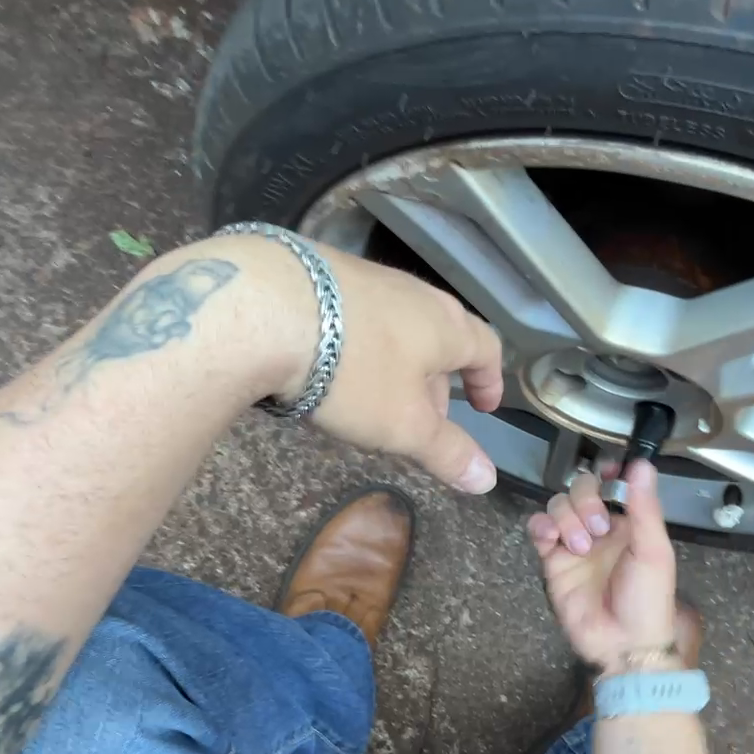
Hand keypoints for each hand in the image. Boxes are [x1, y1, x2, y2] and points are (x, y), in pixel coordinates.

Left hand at [291, 246, 505, 492]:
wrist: (265, 307)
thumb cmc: (354, 371)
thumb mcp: (404, 425)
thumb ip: (447, 451)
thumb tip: (488, 480)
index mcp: (445, 325)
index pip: (486, 347)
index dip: (488, 380)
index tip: (484, 407)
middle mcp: (412, 292)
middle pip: (439, 337)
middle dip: (436, 382)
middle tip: (422, 421)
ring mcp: (365, 277)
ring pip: (396, 326)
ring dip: (397, 365)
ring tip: (374, 400)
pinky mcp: (320, 272)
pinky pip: (356, 316)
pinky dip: (360, 346)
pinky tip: (332, 368)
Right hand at [528, 461, 679, 670]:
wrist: (622, 644)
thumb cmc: (647, 598)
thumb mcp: (654, 551)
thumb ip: (644, 507)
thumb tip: (641, 463)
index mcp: (630, 522)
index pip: (614, 483)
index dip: (608, 472)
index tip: (607, 469)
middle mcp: (601, 527)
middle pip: (581, 488)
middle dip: (585, 499)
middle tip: (598, 527)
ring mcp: (574, 542)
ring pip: (558, 505)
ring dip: (566, 518)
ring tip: (580, 547)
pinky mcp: (552, 560)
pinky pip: (538, 529)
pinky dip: (541, 526)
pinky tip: (550, 539)